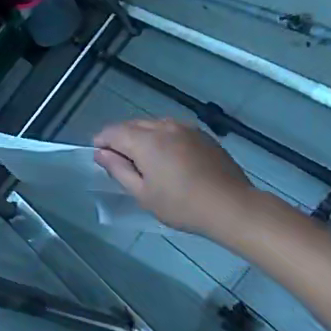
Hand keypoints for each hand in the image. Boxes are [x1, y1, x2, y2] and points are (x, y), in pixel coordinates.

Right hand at [93, 117, 261, 238]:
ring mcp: (186, 128)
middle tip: (121, 162)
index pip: (113, 132)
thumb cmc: (181, 205)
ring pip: (154, 125)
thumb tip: (101, 153)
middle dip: (121, 139)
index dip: (102, 142)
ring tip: (145, 160)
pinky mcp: (202, 135)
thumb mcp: (143, 194)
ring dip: (143, 137)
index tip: (99, 156)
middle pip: (133, 125)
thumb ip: (118, 169)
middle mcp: (164, 126)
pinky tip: (169, 158)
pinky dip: (163, 138)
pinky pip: (173, 129)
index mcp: (146, 140)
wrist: (231, 206)